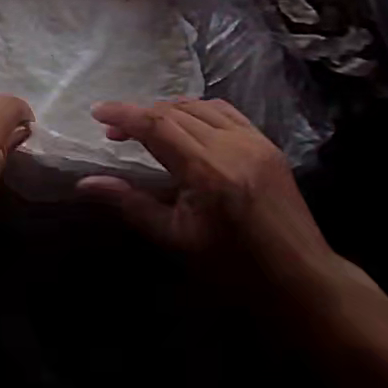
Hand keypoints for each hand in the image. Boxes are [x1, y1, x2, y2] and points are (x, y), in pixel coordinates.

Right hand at [80, 99, 367, 301]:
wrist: (301, 281)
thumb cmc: (234, 270)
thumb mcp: (177, 240)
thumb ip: (131, 204)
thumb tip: (86, 184)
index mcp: (207, 171)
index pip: (157, 126)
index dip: (123, 114)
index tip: (97, 112)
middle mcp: (231, 146)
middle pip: (175, 111)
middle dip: (140, 115)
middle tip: (115, 133)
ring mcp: (254, 141)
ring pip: (200, 106)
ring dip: (167, 110)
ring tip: (146, 128)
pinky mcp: (267, 144)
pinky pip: (226, 112)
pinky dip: (197, 111)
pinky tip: (186, 125)